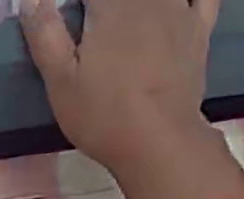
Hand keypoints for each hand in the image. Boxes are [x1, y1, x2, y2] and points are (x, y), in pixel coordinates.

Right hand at [21, 0, 220, 175]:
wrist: (156, 140)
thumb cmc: (101, 115)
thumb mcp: (60, 82)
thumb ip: (45, 35)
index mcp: (110, 5)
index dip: (76, 0)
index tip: (69, 9)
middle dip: (103, 3)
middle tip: (93, 18)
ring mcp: (179, 9)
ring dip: (136, 3)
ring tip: (122, 15)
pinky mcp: (199, 30)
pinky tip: (180, 2)